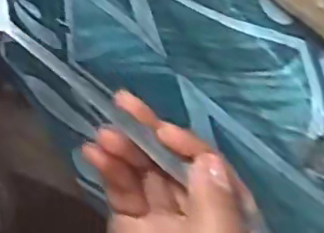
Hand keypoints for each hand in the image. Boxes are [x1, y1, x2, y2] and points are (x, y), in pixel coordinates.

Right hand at [81, 92, 252, 232]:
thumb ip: (216, 209)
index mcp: (232, 226)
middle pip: (175, 167)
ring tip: (102, 138)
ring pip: (143, 173)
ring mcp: (163, 223)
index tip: (159, 127)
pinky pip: (119, 189)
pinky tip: (91, 153)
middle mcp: (199, 220)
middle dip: (147, 134)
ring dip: (122, 148)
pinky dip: (105, 167)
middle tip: (120, 102)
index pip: (216, 174)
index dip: (190, 145)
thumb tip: (207, 159)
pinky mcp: (129, 226)